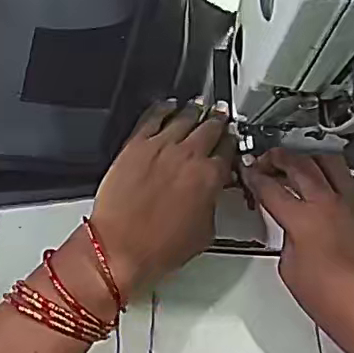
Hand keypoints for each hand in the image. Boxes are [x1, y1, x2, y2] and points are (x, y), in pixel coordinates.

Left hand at [87, 99, 232, 295]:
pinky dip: (163, 108)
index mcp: (210, 177)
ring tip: (200, 105)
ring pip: (184, 117)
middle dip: (219, 120)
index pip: (229, 151)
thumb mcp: (204, 232)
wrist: (121, 248)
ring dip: (195, 110)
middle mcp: (188, 157)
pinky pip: (152, 117)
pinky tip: (168, 105)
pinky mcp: (135, 146)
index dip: (232, 144)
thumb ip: (212, 204)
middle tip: (222, 115)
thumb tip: (209, 196)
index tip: (232, 140)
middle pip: (210, 128)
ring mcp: (160, 147)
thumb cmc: (157, 247)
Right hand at [242, 150, 353, 327]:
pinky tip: (325, 179)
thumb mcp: (289, 268)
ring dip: (307, 158)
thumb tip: (290, 229)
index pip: (269, 186)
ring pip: (328, 162)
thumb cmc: (335, 299)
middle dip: (277, 158)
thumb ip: (286, 239)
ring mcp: (351, 205)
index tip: (247, 171)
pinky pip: (347, 179)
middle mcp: (328, 204)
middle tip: (266, 160)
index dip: (253, 176)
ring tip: (296, 161)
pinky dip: (331, 172)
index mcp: (303, 218)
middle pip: (298, 164)